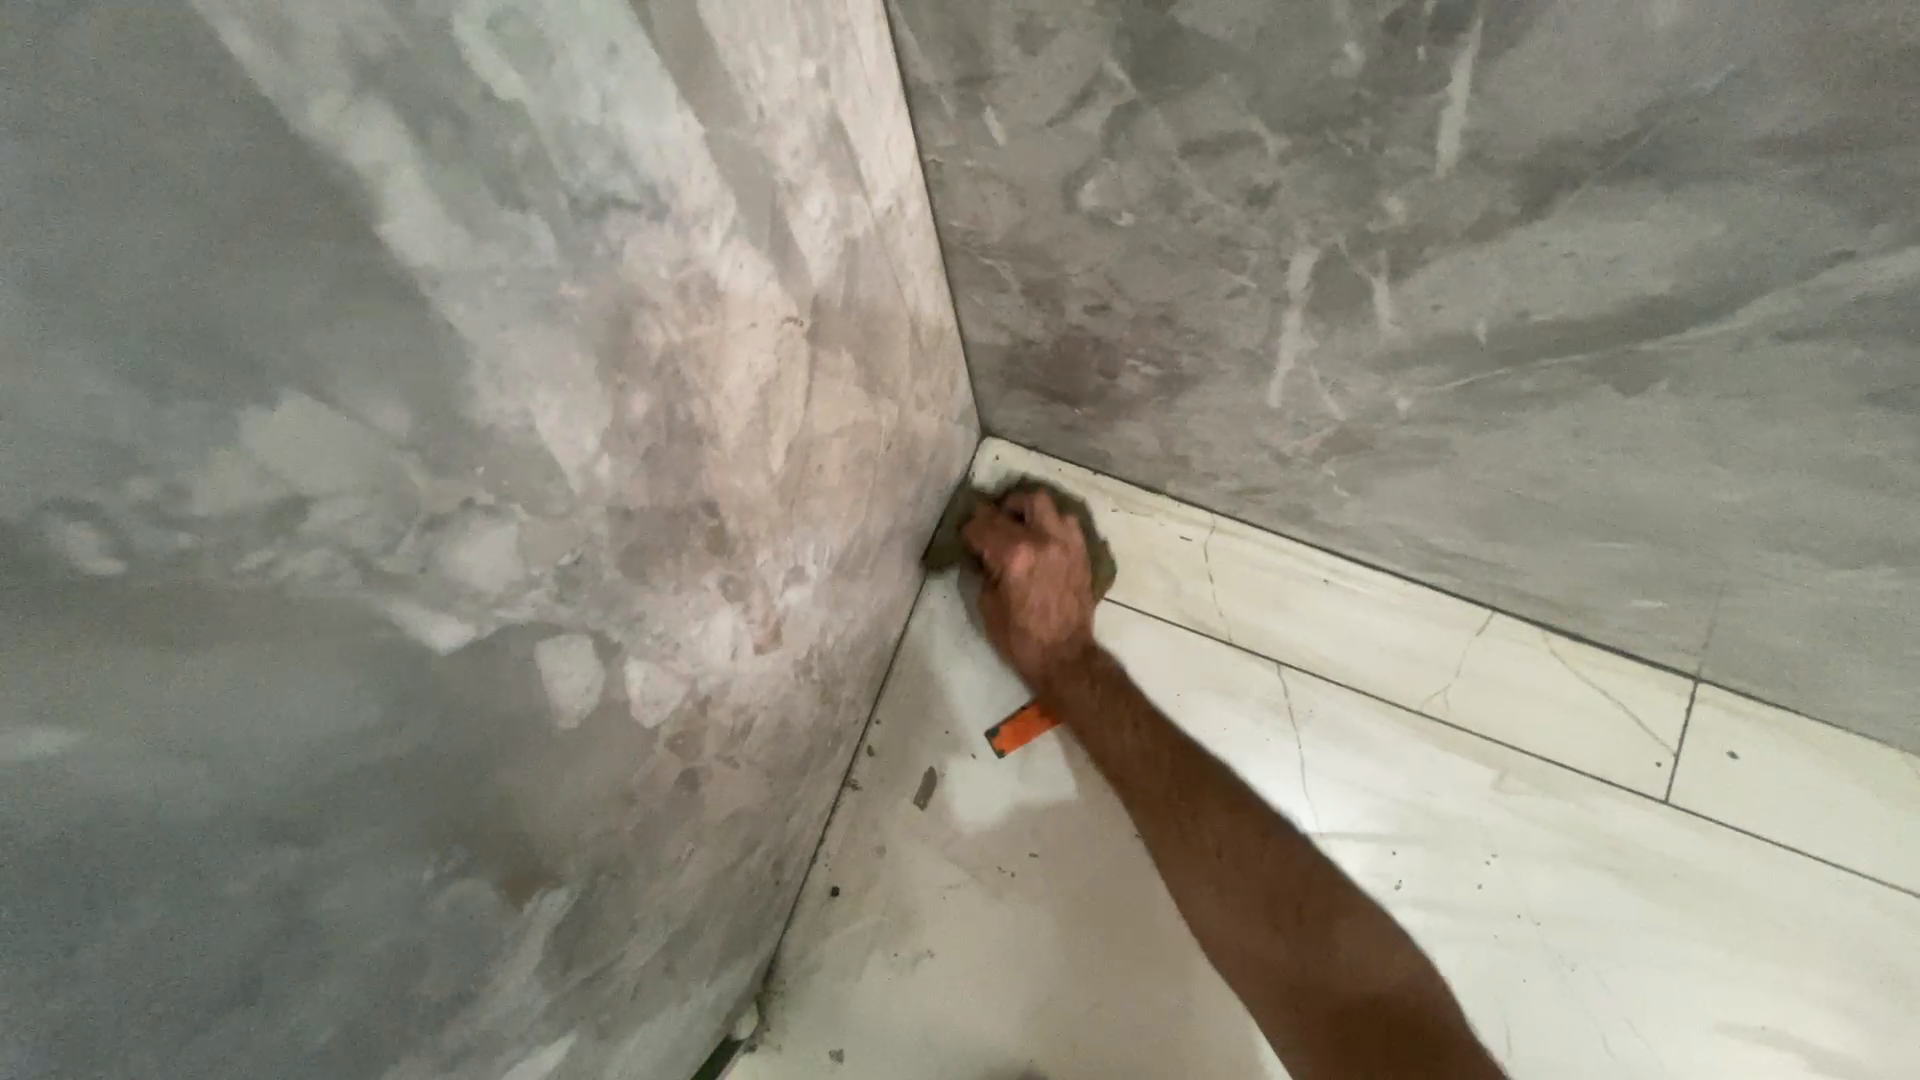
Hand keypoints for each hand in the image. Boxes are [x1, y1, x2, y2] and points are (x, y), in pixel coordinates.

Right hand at [961, 488, 1097, 689]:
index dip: (969, 529)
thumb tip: (979, 554)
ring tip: (1018, 524)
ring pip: (1045, 503)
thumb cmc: (1019, 638)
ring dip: (1028, 509)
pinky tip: (1042, 536)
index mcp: (1014, 556)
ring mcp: (1065, 543)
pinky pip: (1067, 521)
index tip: (965, 536)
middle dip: (997, 510)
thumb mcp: (987, 605)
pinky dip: (1051, 521)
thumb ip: (982, 571)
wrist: (1064, 656)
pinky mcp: (1081, 551)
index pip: (983, 526)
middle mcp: (1042, 540)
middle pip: (1017, 503)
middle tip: (990, 523)